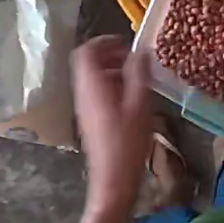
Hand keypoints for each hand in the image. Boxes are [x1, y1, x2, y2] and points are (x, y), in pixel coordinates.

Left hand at [71, 35, 154, 217]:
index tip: (126, 43)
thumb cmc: (127, 143)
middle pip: (88, 63)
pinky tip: (133, 99)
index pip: (86, 51)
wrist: (113, 181)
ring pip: (94, 78)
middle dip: (111, 55)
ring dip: (114, 71)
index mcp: (91, 86)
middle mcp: (83, 94)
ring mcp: (85, 108)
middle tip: (135, 59)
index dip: (104, 41)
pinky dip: (113, 87)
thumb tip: (141, 51)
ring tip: (138, 78)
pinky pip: (97, 93)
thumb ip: (140, 74)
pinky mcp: (91, 120)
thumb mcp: (140, 105)